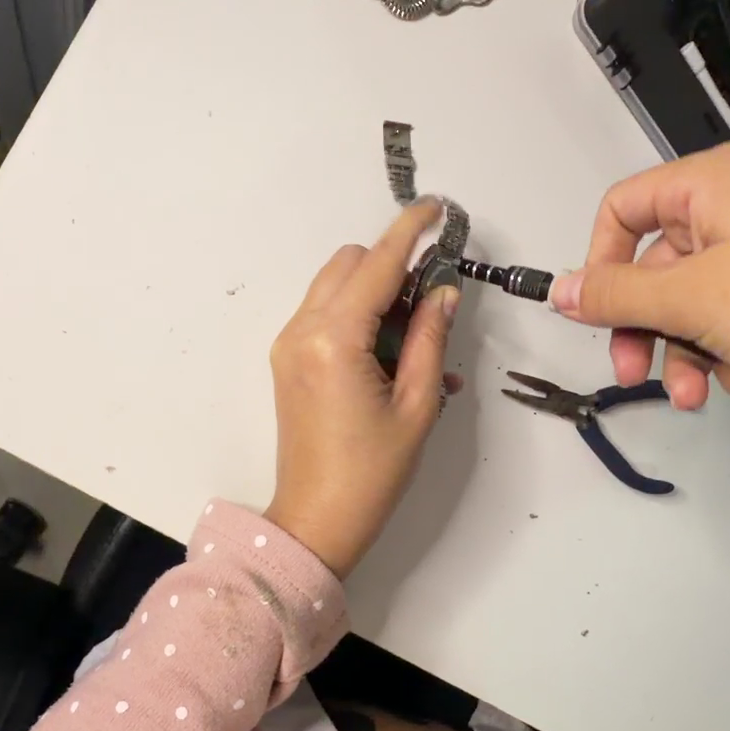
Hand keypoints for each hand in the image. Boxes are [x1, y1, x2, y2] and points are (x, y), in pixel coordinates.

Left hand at [265, 200, 460, 577]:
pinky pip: (324, 316)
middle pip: (348, 264)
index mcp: (333, 341)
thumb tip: (443, 292)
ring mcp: (288, 347)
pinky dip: (357, 317)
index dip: (410, 231)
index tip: (437, 208)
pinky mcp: (287, 363)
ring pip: (333, 286)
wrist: (316, 522)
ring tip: (413, 336)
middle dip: (391, 265)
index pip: (377, 264)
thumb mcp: (416, 407)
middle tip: (432, 299)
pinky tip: (389, 354)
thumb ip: (429, 339)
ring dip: (374, 291)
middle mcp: (301, 332)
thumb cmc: (370, 476)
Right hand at [552, 144, 729, 461]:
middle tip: (639, 379)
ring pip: (702, 302)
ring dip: (694, 354)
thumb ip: (614, 296)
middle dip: (648, 332)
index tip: (599, 318)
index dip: (600, 265)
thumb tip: (556, 290)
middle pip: (661, 267)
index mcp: (712, 183)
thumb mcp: (688, 298)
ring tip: (712, 395)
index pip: (623, 208)